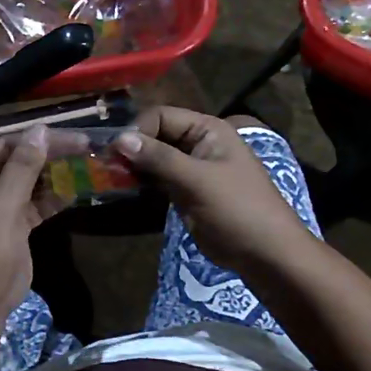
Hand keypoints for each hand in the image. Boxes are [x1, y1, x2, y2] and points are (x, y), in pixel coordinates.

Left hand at [0, 125, 71, 322]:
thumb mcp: (4, 205)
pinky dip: (54, 197)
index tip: (70, 135)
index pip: (4, 145)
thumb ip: (23, 166)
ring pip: (30, 182)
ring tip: (87, 163)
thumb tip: (41, 129)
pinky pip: (36, 203)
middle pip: (19, 161)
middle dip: (50, 155)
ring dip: (55, 174)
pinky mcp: (15, 224)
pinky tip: (77, 189)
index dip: (36, 139)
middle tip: (86, 146)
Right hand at [116, 107, 311, 272]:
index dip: (137, 130)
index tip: (113, 153)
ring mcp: (192, 169)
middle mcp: (198, 144)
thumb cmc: (237, 210)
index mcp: (207, 130)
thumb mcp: (197, 180)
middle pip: (155, 136)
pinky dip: (142, 183)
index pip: (161, 116)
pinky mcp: (186, 192)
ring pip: (154, 159)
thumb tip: (119, 139)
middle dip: (131, 148)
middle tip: (104, 167)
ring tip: (109, 178)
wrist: (266, 254)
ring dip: (133, 166)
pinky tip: (123, 189)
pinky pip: (159, 180)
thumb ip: (159, 158)